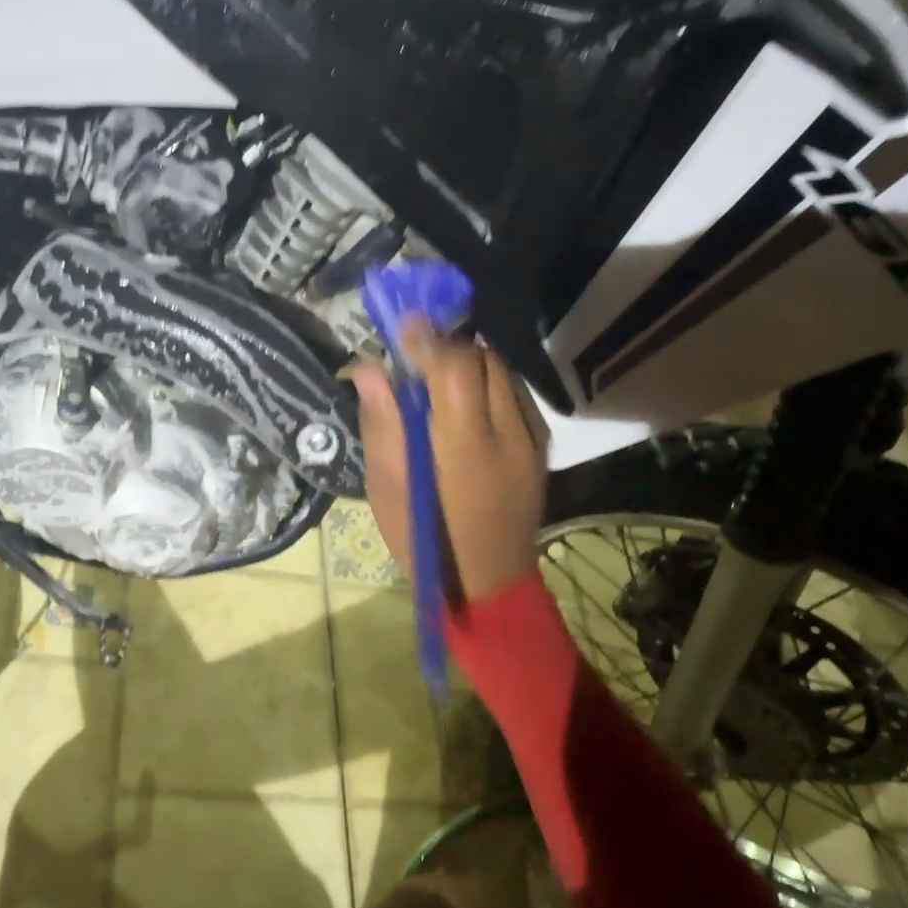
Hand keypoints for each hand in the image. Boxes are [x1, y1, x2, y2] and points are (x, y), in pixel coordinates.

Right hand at [352, 320, 545, 602]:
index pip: (454, 367)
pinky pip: (514, 396)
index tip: (403, 322)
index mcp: (464, 444)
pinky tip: (463, 405)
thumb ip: (382, 423)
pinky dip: (486, 385)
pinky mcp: (539, 447)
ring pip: (503, 374)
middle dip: (449, 347)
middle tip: (415, 351)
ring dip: (469, 364)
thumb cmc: (425, 540)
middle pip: (483, 360)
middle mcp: (507, 432)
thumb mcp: (388, 488)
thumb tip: (368, 368)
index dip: (427, 339)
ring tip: (437, 376)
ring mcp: (530, 439)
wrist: (488, 584)